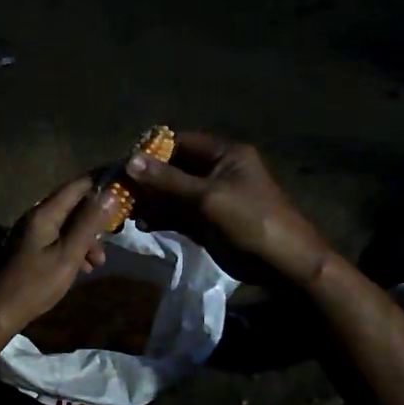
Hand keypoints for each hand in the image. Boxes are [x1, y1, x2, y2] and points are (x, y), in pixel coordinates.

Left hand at [0, 174, 119, 337]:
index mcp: (44, 213)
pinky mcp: (29, 248)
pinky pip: (57, 239)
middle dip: (96, 220)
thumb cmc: (36, 284)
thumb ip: (89, 223)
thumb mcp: (68, 254)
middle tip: (115, 237)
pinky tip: (82, 268)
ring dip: (86, 239)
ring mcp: (31, 233)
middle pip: (73, 206)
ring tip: (98, 263)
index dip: (101, 183)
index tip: (124, 188)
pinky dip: (73, 249)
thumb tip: (110, 193)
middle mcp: (35, 216)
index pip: (78, 185)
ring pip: (67, 225)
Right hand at [127, 132, 331, 286]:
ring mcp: (211, 198)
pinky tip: (144, 224)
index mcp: (224, 155)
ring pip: (173, 194)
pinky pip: (179, 214)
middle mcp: (216, 172)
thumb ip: (167, 180)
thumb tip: (130, 160)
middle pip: (174, 169)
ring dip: (152, 201)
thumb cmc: (250, 220)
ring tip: (127, 211)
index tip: (126, 164)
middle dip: (148, 180)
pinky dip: (162, 218)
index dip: (153, 151)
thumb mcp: (206, 198)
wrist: (282, 262)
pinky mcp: (208, 222)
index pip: (181, 142)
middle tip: (121, 191)